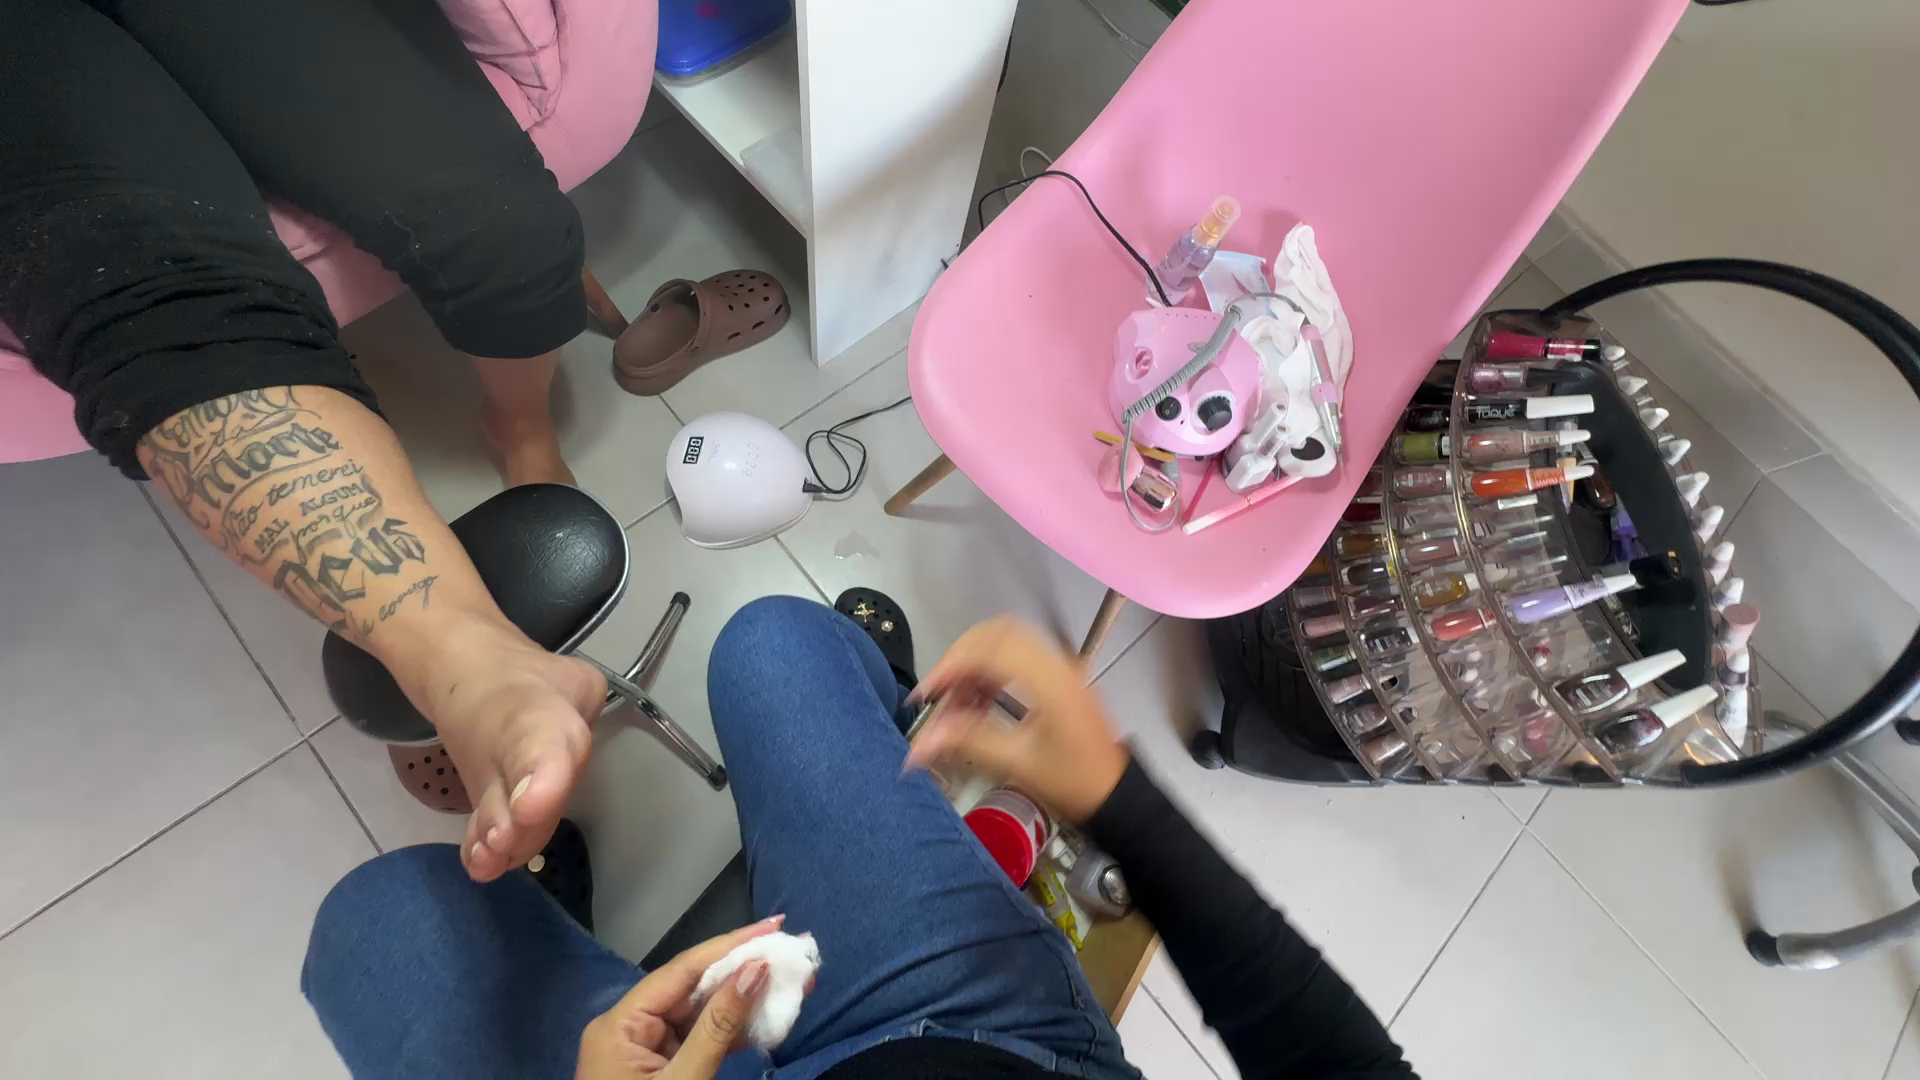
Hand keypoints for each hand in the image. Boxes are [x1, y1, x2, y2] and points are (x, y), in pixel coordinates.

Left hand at [576, 916, 791, 1078]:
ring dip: (746, 999)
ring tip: (791, 984)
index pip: (683, 969)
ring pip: (702, 1010)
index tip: (776, 926)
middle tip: (792, 955)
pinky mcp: (661, 1072)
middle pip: (694, 985)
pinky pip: (701, 1036)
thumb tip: (756, 967)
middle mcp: (631, 1028)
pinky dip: (733, 1029)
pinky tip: (766, 1019)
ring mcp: (646, 1051)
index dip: (731, 944)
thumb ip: (719, 1025)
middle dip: (745, 969)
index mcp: (621, 1024)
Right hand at [906, 617, 1129, 823]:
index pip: (990, 649)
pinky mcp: (1057, 675)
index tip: (928, 693)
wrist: (1116, 795)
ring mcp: (1059, 666)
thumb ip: (968, 741)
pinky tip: (977, 700)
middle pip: (996, 632)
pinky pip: (1016, 655)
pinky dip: (990, 669)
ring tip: (956, 700)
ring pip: (1004, 640)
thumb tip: (920, 742)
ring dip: (974, 662)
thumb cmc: (1073, 782)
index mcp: (1049, 680)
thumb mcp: (1018, 763)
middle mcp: (1055, 662)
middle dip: (960, 656)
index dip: (951, 665)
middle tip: (939, 690)